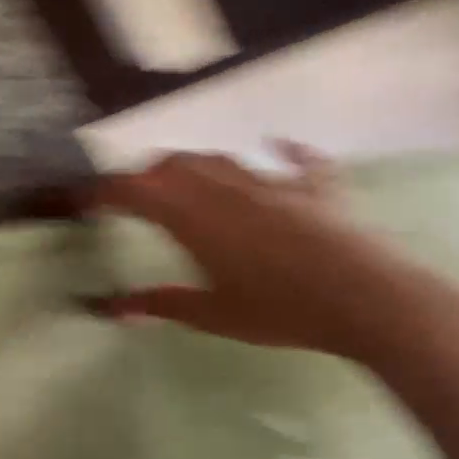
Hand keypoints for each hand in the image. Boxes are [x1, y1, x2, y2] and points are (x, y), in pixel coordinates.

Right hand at [90, 142, 419, 358]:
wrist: (373, 302)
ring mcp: (274, 186)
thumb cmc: (279, 310)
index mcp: (191, 218)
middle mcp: (225, 191)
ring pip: (220, 159)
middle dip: (144, 175)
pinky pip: (300, 160)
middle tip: (129, 194)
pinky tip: (275, 145)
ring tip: (181, 177)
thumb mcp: (209, 314)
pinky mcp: (318, 191)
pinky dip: (283, 151)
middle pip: (172, 165)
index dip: (102, 194)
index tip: (85, 205)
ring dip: (194, 164)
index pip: (132, 192)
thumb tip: (110, 309)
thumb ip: (158, 304)